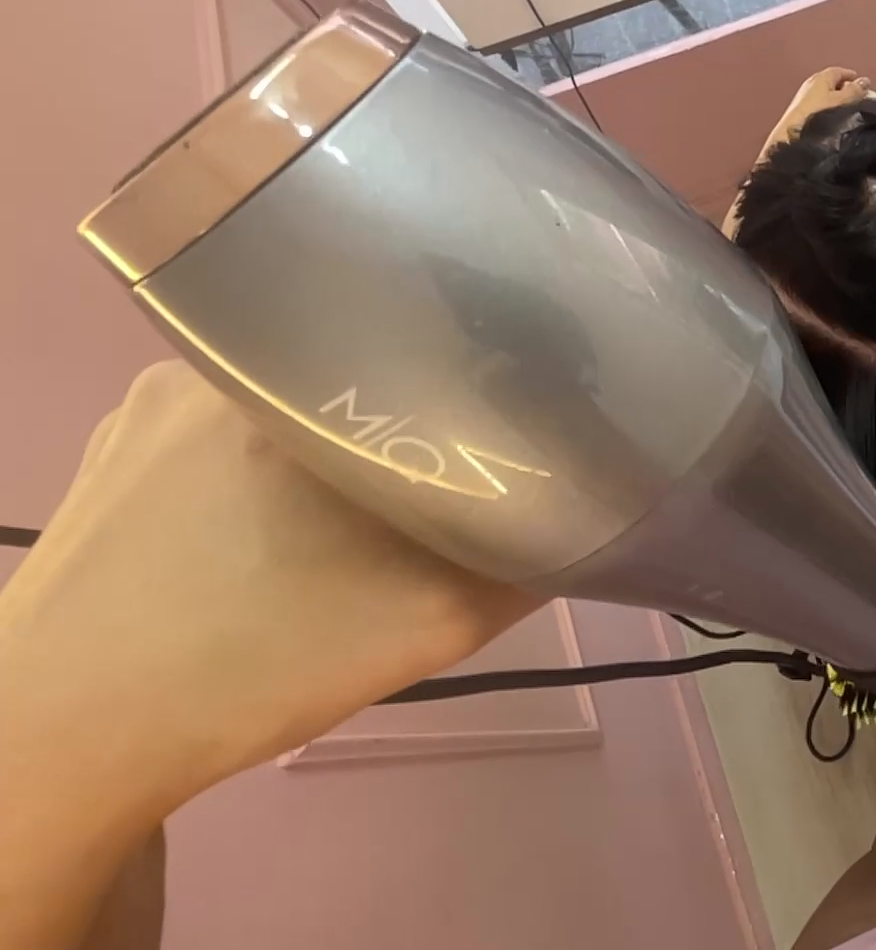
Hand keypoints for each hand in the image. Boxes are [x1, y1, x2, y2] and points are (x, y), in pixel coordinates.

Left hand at [0, 362, 539, 816]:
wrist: (63, 746)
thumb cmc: (264, 667)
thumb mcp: (445, 620)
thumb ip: (531, 558)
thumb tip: (586, 517)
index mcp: (310, 392)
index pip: (442, 355)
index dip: (502, 388)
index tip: (533, 432)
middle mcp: (230, 367)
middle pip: (383, 369)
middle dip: (435, 416)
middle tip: (461, 480)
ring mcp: (163, 397)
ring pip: (318, 391)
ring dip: (361, 432)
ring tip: (375, 503)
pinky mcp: (121, 436)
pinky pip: (249, 415)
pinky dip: (292, 448)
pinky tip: (287, 514)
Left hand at [774, 66, 871, 139]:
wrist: (793, 134)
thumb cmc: (816, 116)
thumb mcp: (843, 101)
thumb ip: (855, 91)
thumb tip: (864, 81)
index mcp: (822, 77)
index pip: (841, 71)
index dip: (852, 77)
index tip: (861, 83)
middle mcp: (811, 84)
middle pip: (832, 82)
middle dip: (844, 88)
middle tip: (856, 97)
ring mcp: (804, 97)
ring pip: (824, 94)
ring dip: (835, 100)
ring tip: (845, 110)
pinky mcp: (800, 111)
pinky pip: (818, 105)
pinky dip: (827, 108)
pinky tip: (831, 119)